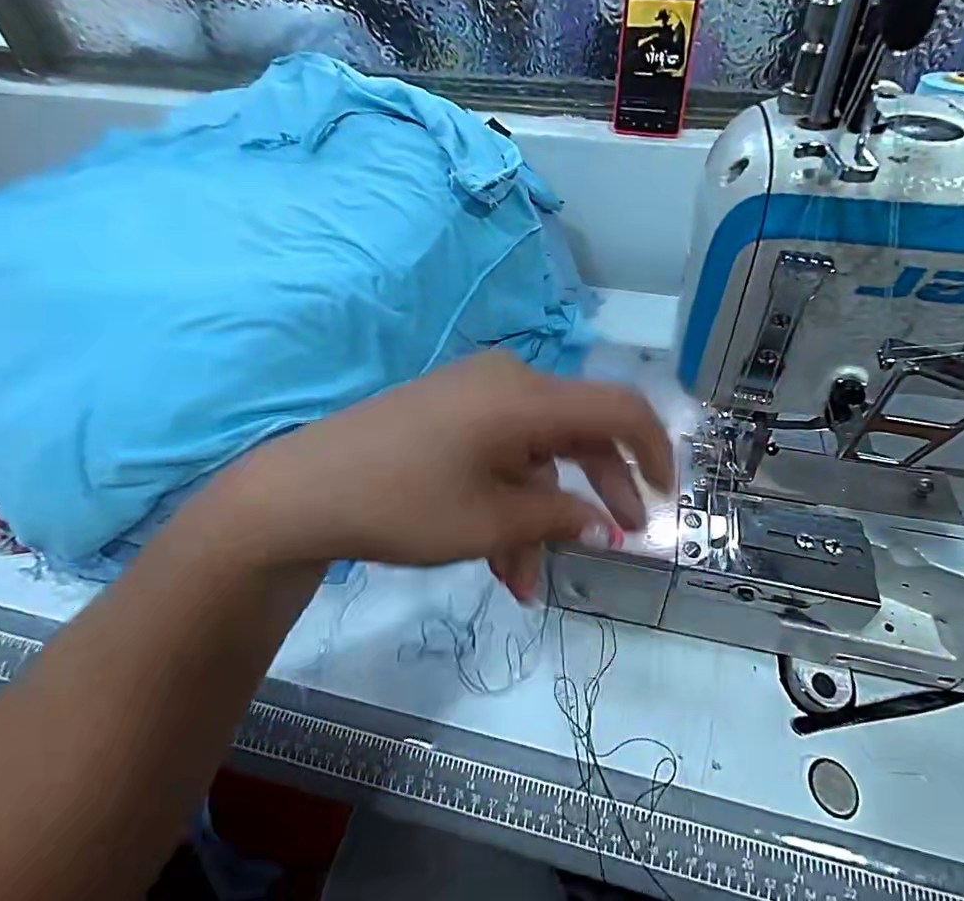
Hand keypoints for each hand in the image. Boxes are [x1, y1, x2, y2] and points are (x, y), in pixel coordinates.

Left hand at [188, 351, 674, 600]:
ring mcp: (477, 395)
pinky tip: (497, 558)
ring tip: (523, 580)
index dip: (654, 451)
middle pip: (578, 434)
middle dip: (597, 495)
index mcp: (527, 397)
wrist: (298, 493)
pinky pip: (502, 453)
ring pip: (536, 456)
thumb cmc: (402, 504)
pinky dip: (508, 500)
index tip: (664, 497)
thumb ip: (560, 520)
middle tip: (617, 543)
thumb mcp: (490, 522)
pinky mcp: (452, 411)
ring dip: (540, 516)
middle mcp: (510, 382)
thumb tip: (607, 527)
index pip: (618, 410)